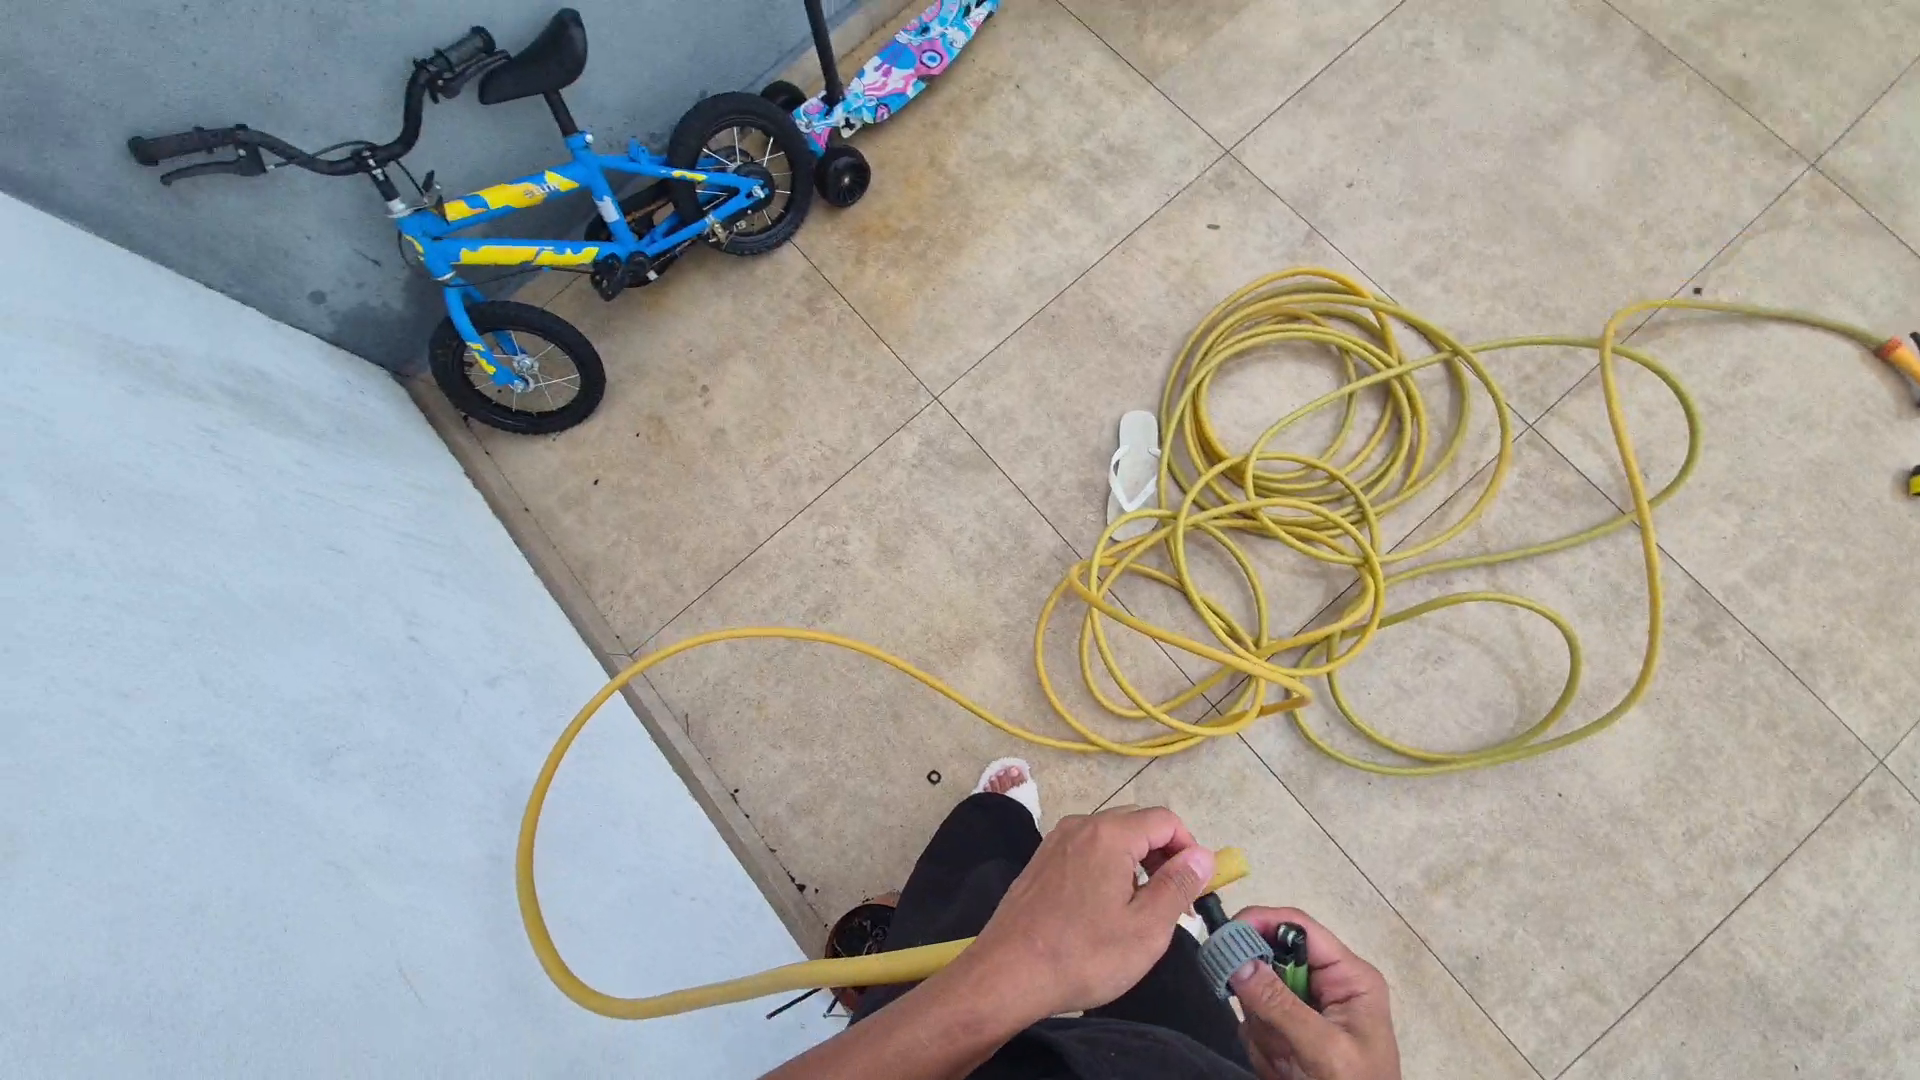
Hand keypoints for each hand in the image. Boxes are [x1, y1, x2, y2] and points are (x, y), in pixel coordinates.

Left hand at [959, 805, 1215, 1019]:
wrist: (1009, 971)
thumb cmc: (1084, 954)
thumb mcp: (1145, 928)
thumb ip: (1178, 886)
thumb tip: (1203, 855)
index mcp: (1109, 834)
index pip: (1164, 819)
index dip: (1189, 848)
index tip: (1196, 887)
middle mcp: (1081, 824)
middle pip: (1137, 822)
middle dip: (1164, 854)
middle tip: (1175, 901)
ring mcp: (1058, 839)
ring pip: (1112, 836)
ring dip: (1137, 862)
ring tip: (1143, 908)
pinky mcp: (1043, 858)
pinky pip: (1088, 848)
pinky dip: (1109, 866)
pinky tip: (1106, 907)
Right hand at [1231, 907, 1399, 1079]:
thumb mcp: (1324, 1051)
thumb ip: (1280, 1005)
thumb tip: (1236, 959)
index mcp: (1348, 976)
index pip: (1298, 926)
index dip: (1260, 922)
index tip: (1224, 937)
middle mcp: (1327, 983)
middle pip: (1270, 960)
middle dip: (1261, 998)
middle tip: (1266, 1028)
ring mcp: (1307, 1006)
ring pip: (1258, 992)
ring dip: (1263, 1029)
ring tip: (1285, 1063)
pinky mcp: (1291, 1028)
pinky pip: (1256, 1019)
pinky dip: (1262, 1046)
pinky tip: (1283, 1069)